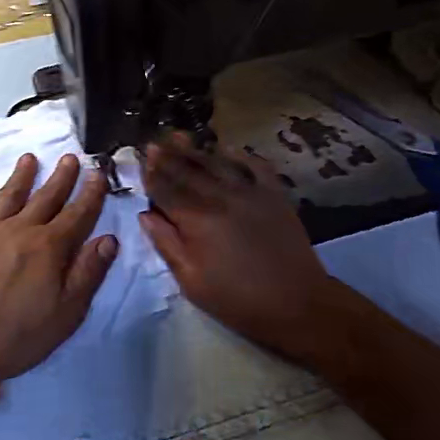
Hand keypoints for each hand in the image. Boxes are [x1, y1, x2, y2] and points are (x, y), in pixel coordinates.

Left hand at [0, 153, 118, 396]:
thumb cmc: (18, 336)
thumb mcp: (66, 313)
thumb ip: (88, 272)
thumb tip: (108, 238)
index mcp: (49, 247)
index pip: (77, 214)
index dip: (91, 194)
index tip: (99, 173)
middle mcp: (20, 231)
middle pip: (46, 198)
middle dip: (61, 177)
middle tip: (71, 157)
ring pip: (9, 197)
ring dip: (21, 176)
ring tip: (30, 158)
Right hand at [138, 134, 345, 364]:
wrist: (297, 303)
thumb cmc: (238, 300)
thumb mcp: (192, 281)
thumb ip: (167, 244)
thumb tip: (146, 215)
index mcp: (197, 220)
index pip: (166, 191)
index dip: (151, 174)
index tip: (141, 159)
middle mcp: (221, 198)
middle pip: (188, 172)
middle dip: (168, 156)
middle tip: (154, 142)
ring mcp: (250, 192)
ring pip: (217, 164)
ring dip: (196, 150)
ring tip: (178, 136)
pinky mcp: (274, 195)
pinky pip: (255, 166)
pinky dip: (240, 155)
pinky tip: (227, 148)